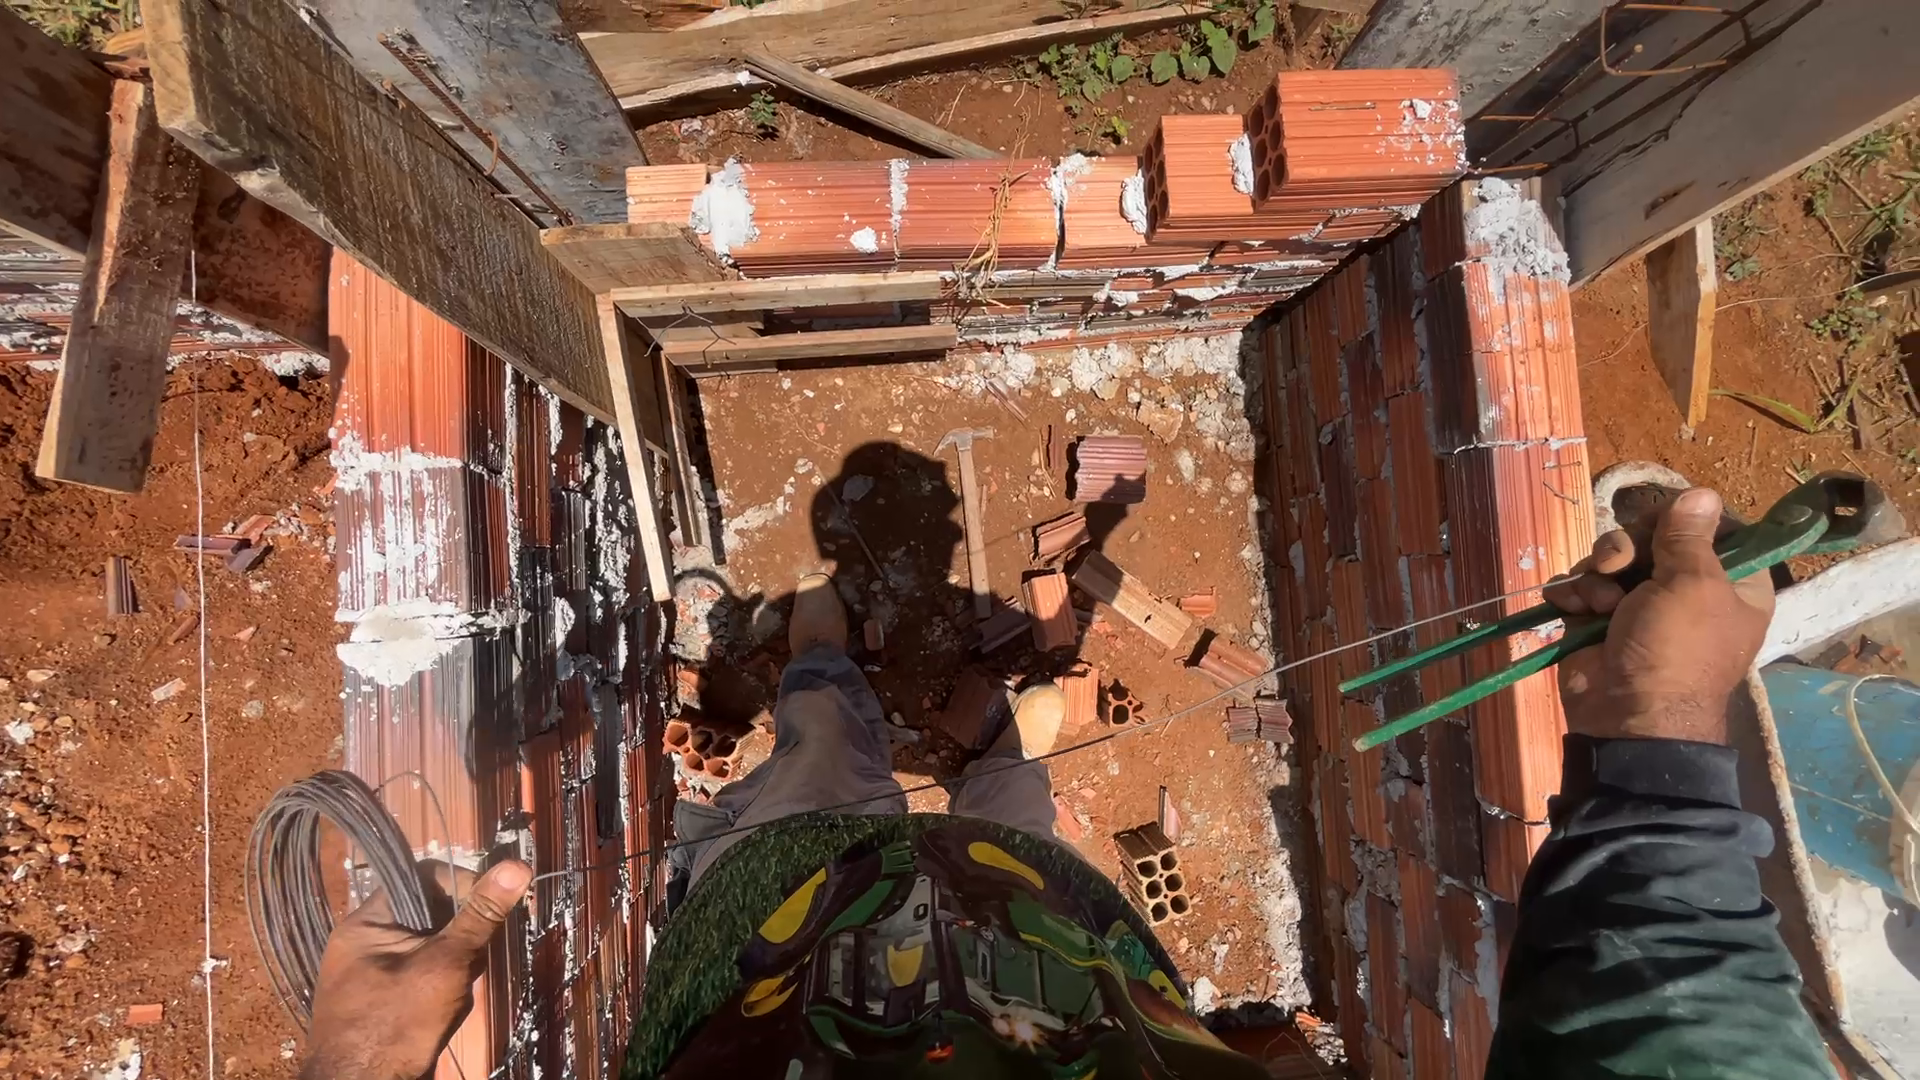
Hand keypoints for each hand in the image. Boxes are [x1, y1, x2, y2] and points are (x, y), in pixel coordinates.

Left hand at [302, 860, 531, 1079]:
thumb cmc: (397, 1024)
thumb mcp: (447, 962)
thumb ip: (481, 913)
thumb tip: (517, 865)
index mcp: (368, 924)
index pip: (427, 876)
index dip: (464, 883)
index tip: (492, 905)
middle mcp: (370, 940)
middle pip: (437, 909)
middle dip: (465, 931)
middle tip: (474, 955)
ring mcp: (380, 969)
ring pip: (441, 939)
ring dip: (462, 959)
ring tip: (459, 987)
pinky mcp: (393, 994)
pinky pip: (433, 967)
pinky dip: (451, 979)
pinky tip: (450, 1003)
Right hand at [1543, 487, 1773, 743]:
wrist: (1626, 708)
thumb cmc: (1674, 647)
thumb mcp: (1691, 585)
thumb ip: (1689, 537)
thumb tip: (1703, 492)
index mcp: (1726, 581)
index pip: (1704, 529)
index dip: (1675, 521)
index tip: (1658, 524)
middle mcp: (1681, 587)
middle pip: (1644, 539)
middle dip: (1621, 550)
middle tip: (1616, 567)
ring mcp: (1632, 602)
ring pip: (1602, 561)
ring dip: (1591, 577)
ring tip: (1594, 603)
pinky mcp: (1591, 615)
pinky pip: (1573, 585)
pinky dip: (1568, 595)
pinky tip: (1571, 609)